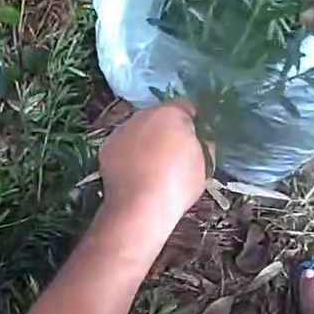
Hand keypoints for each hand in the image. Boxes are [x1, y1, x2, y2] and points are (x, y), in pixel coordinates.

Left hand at [97, 102, 206, 237]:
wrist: (140, 207)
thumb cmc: (178, 184)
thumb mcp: (205, 163)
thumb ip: (204, 142)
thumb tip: (200, 138)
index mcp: (171, 113)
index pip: (188, 106)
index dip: (195, 120)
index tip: (198, 137)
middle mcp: (143, 115)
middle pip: (161, 116)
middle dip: (169, 129)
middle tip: (176, 152)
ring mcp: (122, 130)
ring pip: (141, 129)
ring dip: (148, 140)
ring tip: (154, 165)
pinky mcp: (107, 147)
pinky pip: (125, 144)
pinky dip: (131, 153)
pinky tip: (136, 172)